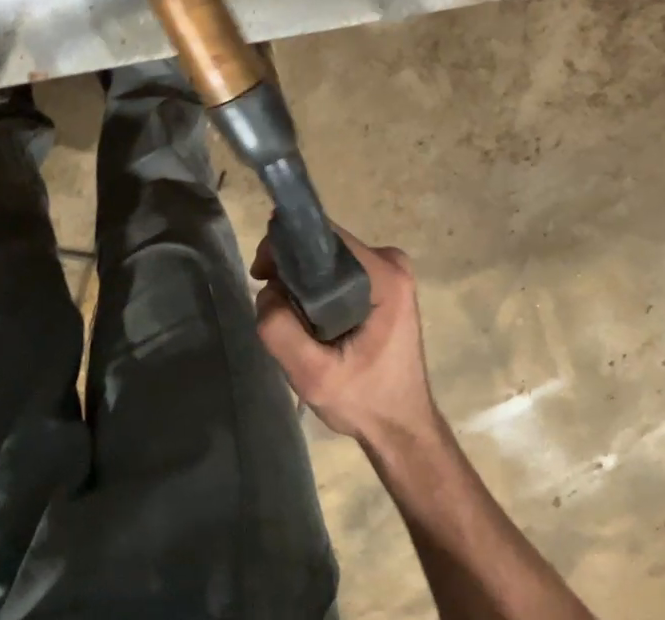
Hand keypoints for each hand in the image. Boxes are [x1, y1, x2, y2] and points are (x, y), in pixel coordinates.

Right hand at [253, 227, 438, 444]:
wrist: (401, 429)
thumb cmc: (364, 401)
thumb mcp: (313, 375)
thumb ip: (280, 329)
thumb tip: (266, 292)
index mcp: (384, 276)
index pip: (322, 235)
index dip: (285, 249)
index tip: (262, 276)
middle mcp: (391, 263)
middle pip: (323, 244)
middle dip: (290, 269)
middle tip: (275, 306)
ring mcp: (390, 272)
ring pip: (327, 258)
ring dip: (301, 282)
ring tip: (292, 320)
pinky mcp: (384, 285)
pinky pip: (337, 271)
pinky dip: (316, 289)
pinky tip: (309, 321)